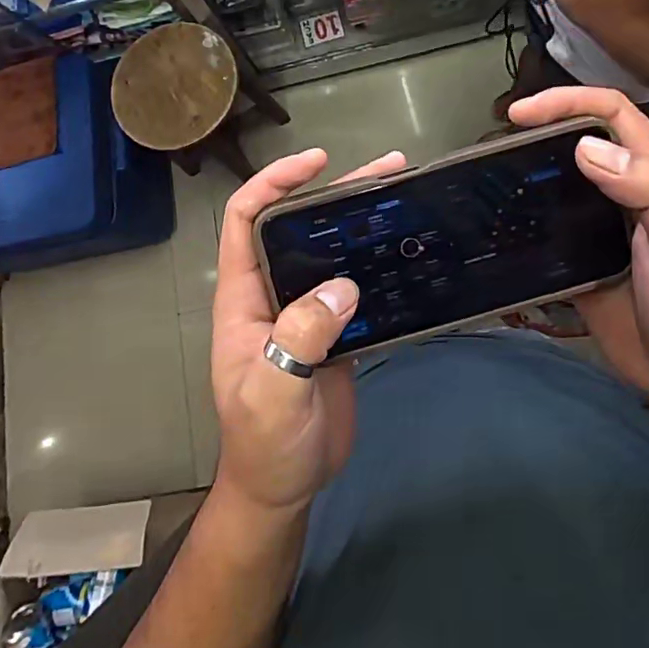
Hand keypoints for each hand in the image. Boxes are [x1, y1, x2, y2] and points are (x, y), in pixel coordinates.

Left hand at [210, 148, 407, 511]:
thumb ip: (299, 339)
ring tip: (401, 195)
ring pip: (329, 252)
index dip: (274, 182)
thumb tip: (342, 287)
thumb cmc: (263, 442)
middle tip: (384, 170)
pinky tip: (404, 251)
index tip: (315, 162)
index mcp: (244, 297)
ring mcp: (304, 312)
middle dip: (334, 191)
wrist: (285, 484)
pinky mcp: (333, 332)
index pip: (247, 219)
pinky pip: (353, 287)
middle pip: (297, 226)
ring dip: (360, 223)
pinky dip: (376, 264)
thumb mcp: (273, 392)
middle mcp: (273, 293)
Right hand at [509, 87, 648, 410]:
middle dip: (536, 137)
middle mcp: (629, 197)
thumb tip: (585, 146)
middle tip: (488, 152)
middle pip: (579, 146)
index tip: (519, 114)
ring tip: (480, 188)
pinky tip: (493, 234)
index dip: (569, 102)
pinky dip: (520, 229)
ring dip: (523, 181)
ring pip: (557, 190)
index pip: (615, 116)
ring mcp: (603, 235)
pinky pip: (546, 238)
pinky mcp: (581, 269)